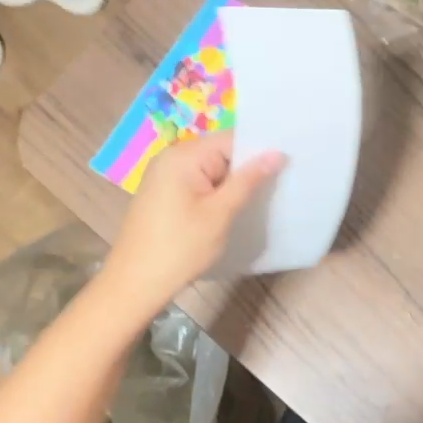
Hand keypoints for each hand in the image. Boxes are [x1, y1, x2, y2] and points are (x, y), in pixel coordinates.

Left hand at [102, 133, 284, 309]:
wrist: (136, 282)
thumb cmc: (180, 247)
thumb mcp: (220, 213)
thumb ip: (248, 181)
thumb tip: (277, 153)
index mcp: (184, 156)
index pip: (231, 139)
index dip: (258, 151)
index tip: (287, 166)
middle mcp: (171, 157)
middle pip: (220, 152)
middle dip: (246, 168)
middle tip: (279, 184)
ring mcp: (164, 176)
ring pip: (210, 170)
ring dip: (232, 184)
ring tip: (259, 199)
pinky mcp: (163, 194)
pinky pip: (198, 183)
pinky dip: (216, 193)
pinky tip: (231, 210)